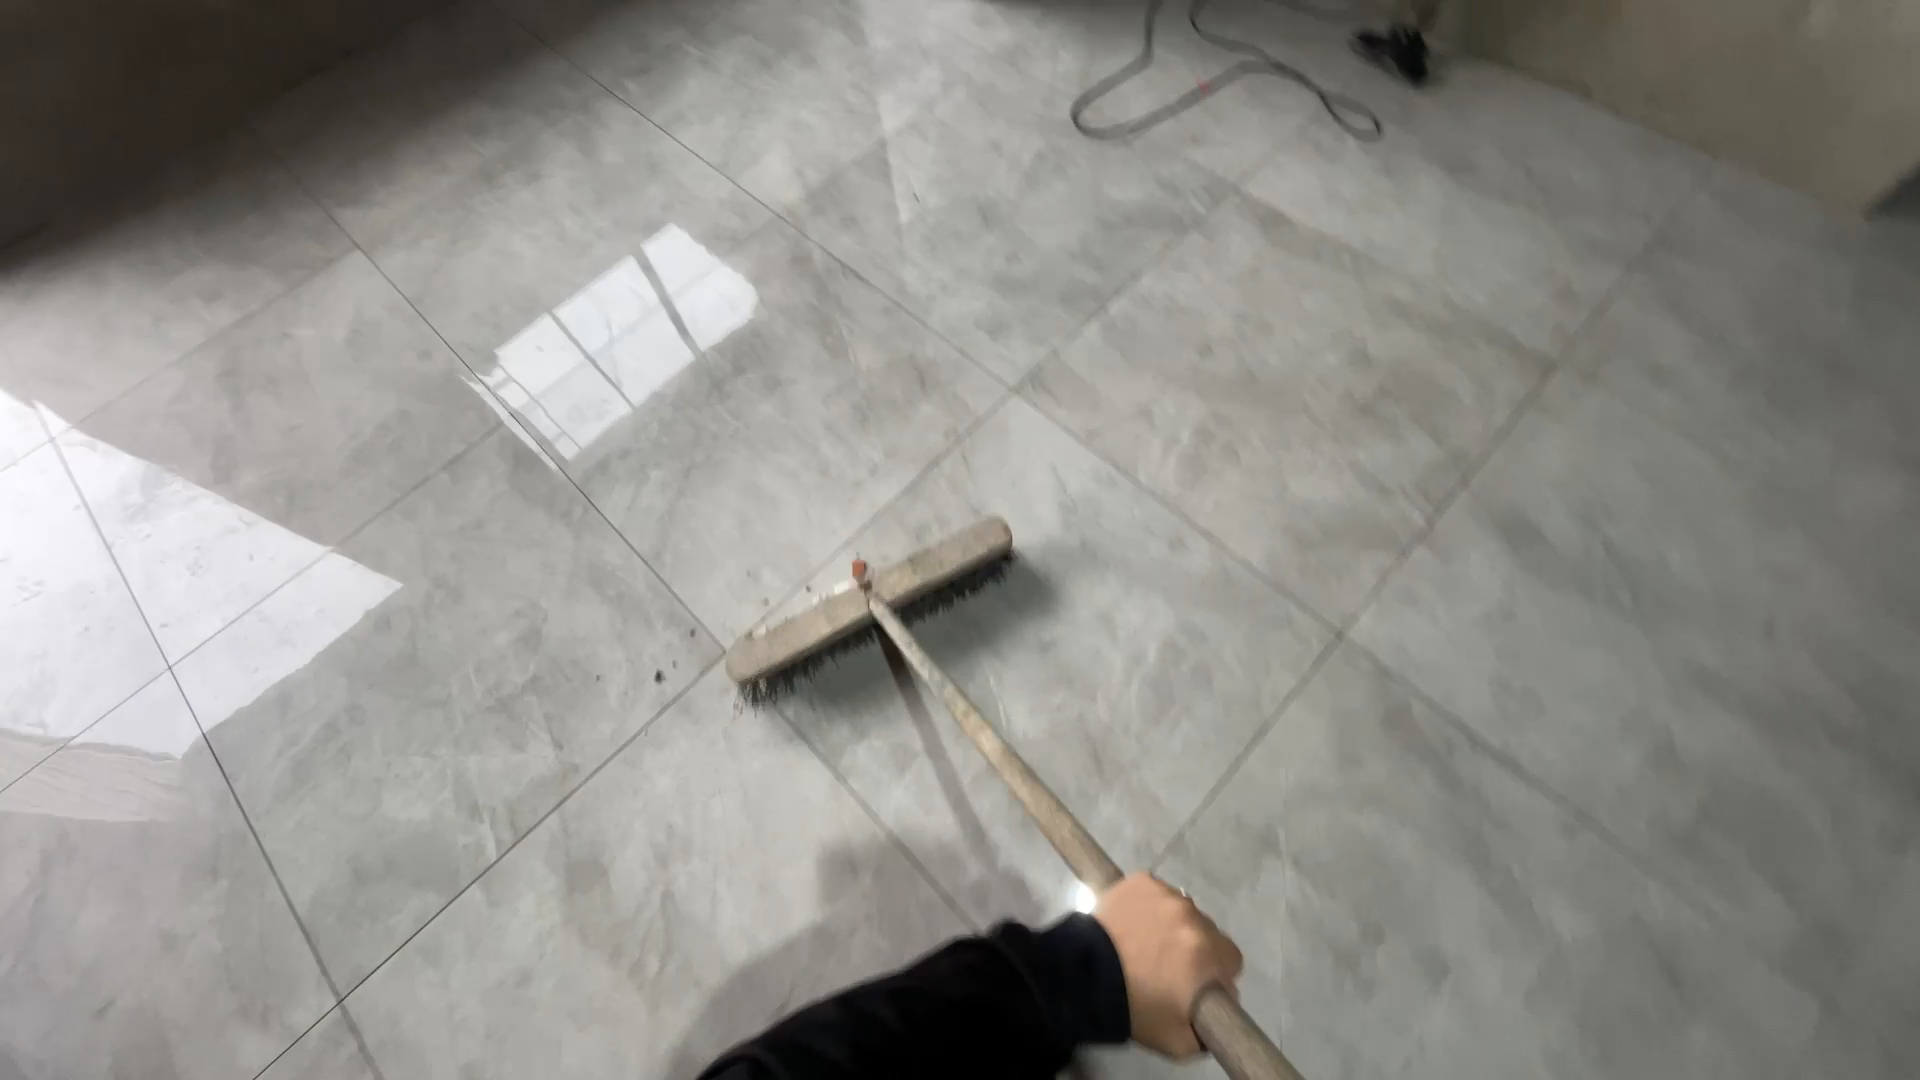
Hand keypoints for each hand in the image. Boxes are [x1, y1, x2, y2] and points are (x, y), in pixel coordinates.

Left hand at [1092, 873, 1244, 1058]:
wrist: (1083, 974)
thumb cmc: (1135, 1008)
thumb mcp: (1183, 1041)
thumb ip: (1214, 1022)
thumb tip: (1222, 999)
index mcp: (1207, 953)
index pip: (1231, 958)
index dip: (1216, 972)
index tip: (1196, 981)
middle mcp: (1191, 916)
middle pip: (1208, 931)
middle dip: (1195, 947)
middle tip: (1169, 963)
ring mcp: (1164, 893)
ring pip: (1183, 910)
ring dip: (1174, 923)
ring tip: (1147, 941)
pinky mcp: (1141, 880)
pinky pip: (1158, 892)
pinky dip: (1152, 905)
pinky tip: (1136, 922)